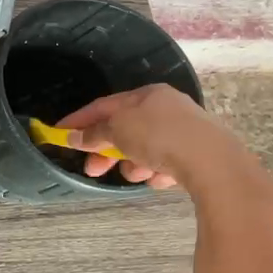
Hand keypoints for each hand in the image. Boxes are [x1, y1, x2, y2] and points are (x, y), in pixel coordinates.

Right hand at [55, 84, 248, 190]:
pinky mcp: (197, 153)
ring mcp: (184, 130)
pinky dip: (157, 171)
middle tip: (92, 169)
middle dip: (105, 150)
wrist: (212, 162)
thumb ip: (93, 133)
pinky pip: (164, 162)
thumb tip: (75, 137)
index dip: (79, 120)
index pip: (105, 105)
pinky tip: (161, 177)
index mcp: (147, 95)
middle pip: (124, 130)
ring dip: (133, 164)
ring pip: (143, 149)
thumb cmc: (158, 136)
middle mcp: (167, 108)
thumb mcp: (116, 130)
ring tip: (138, 175)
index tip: (59, 133)